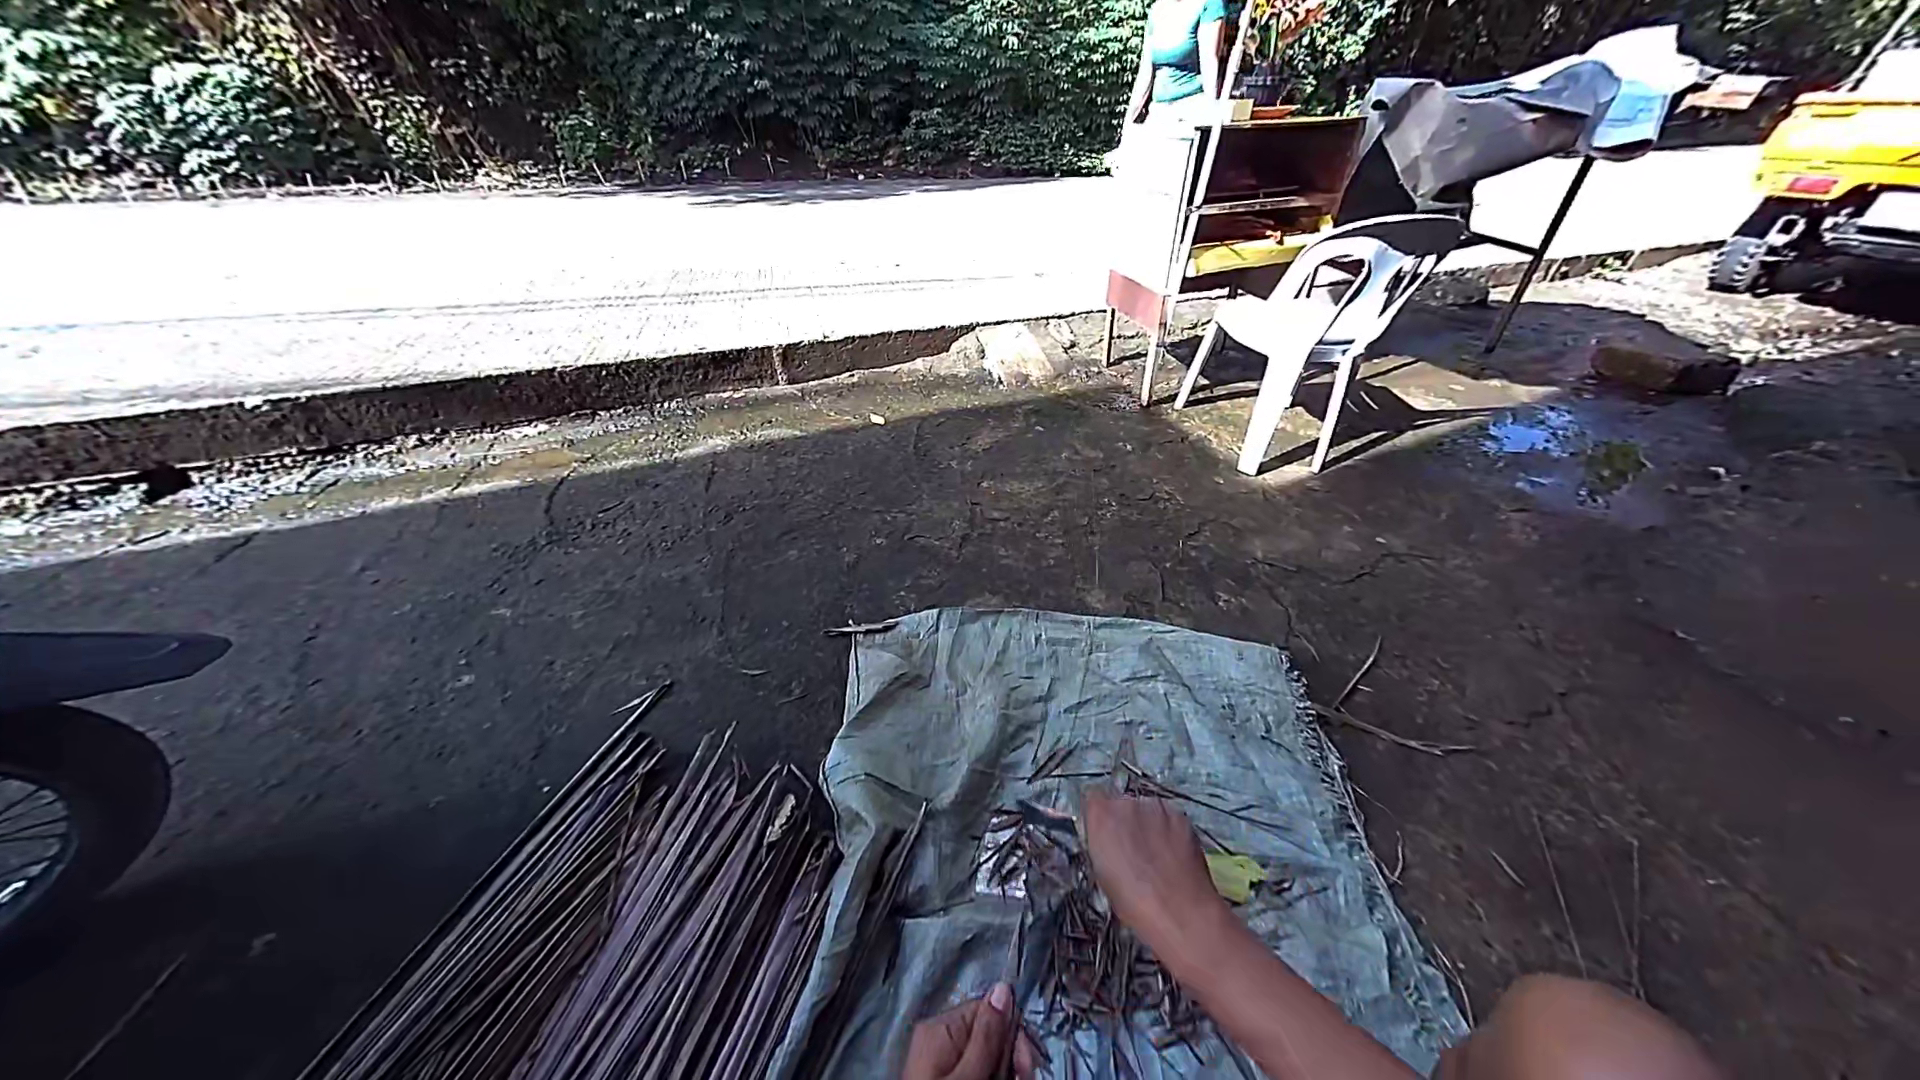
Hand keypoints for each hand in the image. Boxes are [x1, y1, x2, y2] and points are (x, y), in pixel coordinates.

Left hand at [901, 982, 1039, 1079]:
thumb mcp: (966, 1078)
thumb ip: (987, 1036)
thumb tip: (1004, 988)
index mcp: (941, 1028)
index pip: (988, 1009)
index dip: (1013, 1033)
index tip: (1025, 1066)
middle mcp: (942, 1041)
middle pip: (992, 1036)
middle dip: (1012, 1062)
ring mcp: (945, 1067)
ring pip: (991, 1060)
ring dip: (1007, 1075)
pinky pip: (979, 1073)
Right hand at [1082, 793, 1231, 957]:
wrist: (1180, 911)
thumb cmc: (1133, 901)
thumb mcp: (1101, 872)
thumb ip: (1101, 843)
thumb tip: (1107, 840)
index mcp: (1100, 814)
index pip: (1093, 799)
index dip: (1100, 817)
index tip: (1105, 834)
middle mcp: (1126, 802)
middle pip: (1121, 803)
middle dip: (1125, 821)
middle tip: (1132, 848)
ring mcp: (1156, 806)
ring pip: (1147, 809)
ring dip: (1148, 824)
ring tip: (1157, 853)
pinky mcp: (1181, 816)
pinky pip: (1169, 818)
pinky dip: (1169, 831)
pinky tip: (1174, 855)